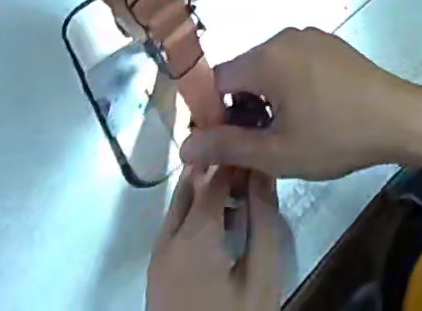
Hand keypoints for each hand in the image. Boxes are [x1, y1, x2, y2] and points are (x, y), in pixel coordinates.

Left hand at [147, 167, 285, 310]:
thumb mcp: (262, 276)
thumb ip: (263, 219)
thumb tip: (264, 170)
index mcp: (191, 237)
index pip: (215, 175)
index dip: (239, 156)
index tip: (263, 145)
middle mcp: (166, 240)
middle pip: (192, 185)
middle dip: (221, 168)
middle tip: (255, 163)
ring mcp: (157, 259)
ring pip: (181, 205)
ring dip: (209, 191)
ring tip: (246, 192)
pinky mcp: (157, 275)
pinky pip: (177, 227)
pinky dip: (199, 214)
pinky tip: (227, 223)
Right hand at [180, 28, 421, 179]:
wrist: (397, 117)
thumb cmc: (335, 136)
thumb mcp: (277, 151)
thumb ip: (227, 147)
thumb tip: (184, 147)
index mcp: (267, 56)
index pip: (216, 80)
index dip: (210, 115)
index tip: (222, 147)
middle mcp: (285, 36)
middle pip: (242, 71)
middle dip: (238, 108)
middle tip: (252, 148)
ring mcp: (310, 36)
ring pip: (267, 68)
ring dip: (263, 99)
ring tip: (280, 136)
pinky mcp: (328, 44)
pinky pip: (291, 62)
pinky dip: (286, 86)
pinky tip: (304, 115)